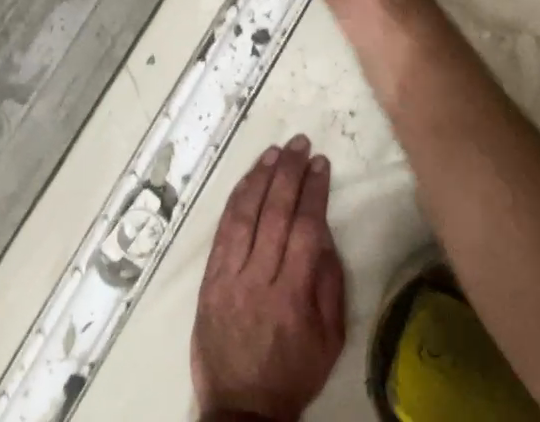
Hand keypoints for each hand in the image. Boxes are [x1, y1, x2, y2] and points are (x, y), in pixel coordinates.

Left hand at [192, 136, 345, 421]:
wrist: (240, 408)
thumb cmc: (293, 372)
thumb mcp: (330, 337)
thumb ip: (329, 283)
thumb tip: (324, 234)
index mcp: (293, 295)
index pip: (306, 228)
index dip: (314, 191)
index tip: (321, 164)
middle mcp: (259, 279)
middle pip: (275, 212)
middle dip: (289, 172)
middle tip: (300, 144)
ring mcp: (229, 277)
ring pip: (244, 215)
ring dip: (260, 178)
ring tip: (275, 152)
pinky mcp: (208, 281)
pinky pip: (222, 232)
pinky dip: (235, 201)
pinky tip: (247, 181)